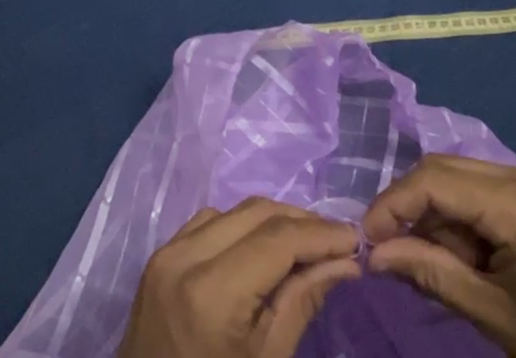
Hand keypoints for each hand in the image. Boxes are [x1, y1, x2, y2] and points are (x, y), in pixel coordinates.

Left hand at [118, 197, 361, 357]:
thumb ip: (303, 303)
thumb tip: (345, 262)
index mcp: (210, 292)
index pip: (278, 239)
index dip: (322, 234)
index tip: (357, 239)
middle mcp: (183, 257)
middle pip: (255, 213)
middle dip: (301, 222)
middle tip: (338, 242)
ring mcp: (165, 254)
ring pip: (232, 211)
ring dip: (272, 221)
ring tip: (307, 245)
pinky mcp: (158, 258)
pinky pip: (206, 223)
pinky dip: (240, 226)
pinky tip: (262, 248)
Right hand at [363, 156, 515, 357]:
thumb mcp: (494, 314)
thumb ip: (431, 274)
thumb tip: (372, 253)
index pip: (432, 181)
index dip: (389, 206)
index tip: (363, 243)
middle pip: (443, 171)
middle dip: (410, 209)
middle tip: (390, 256)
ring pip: (460, 181)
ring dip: (436, 218)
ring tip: (432, 269)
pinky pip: (484, 194)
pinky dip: (462, 221)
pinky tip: (462, 260)